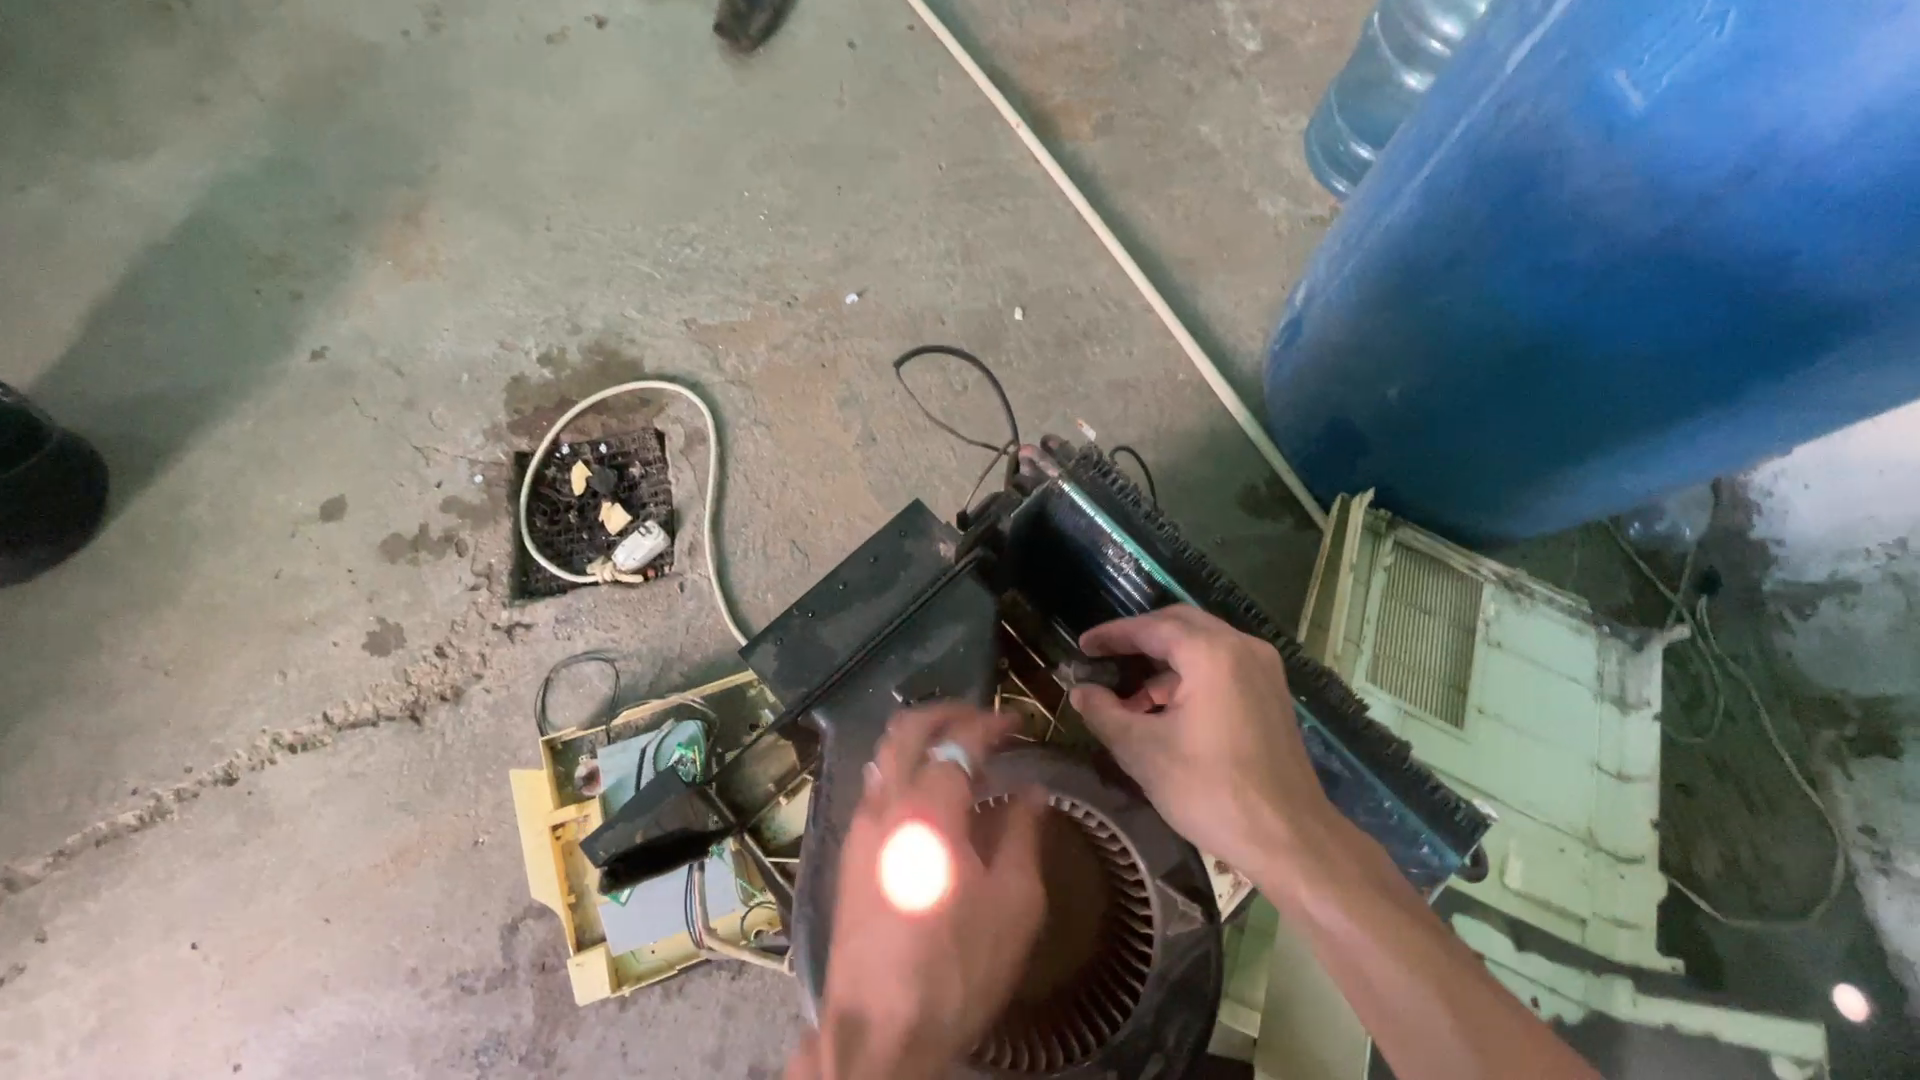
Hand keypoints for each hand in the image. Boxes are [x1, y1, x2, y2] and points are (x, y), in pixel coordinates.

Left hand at [789, 705, 1045, 1079]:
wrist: (880, 1031)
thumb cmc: (958, 967)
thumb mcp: (1014, 903)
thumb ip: (1022, 834)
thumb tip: (1031, 791)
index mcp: (928, 809)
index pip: (958, 740)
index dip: (991, 723)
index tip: (1017, 722)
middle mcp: (884, 805)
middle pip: (906, 729)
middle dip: (946, 712)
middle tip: (983, 719)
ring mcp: (859, 829)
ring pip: (884, 756)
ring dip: (921, 742)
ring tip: (961, 757)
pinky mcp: (849, 856)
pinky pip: (876, 789)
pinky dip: (905, 772)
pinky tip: (932, 801)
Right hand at [1067, 605, 1335, 875]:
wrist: (1288, 838)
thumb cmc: (1210, 790)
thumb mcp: (1143, 751)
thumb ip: (1105, 713)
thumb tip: (1080, 691)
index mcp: (1212, 653)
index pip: (1152, 627)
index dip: (1112, 634)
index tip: (1082, 646)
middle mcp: (1243, 648)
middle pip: (1181, 625)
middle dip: (1139, 639)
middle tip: (1103, 657)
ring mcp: (1263, 670)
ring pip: (1202, 647)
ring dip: (1163, 663)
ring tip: (1127, 698)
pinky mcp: (1271, 694)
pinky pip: (1221, 667)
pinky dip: (1188, 678)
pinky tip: (1163, 711)